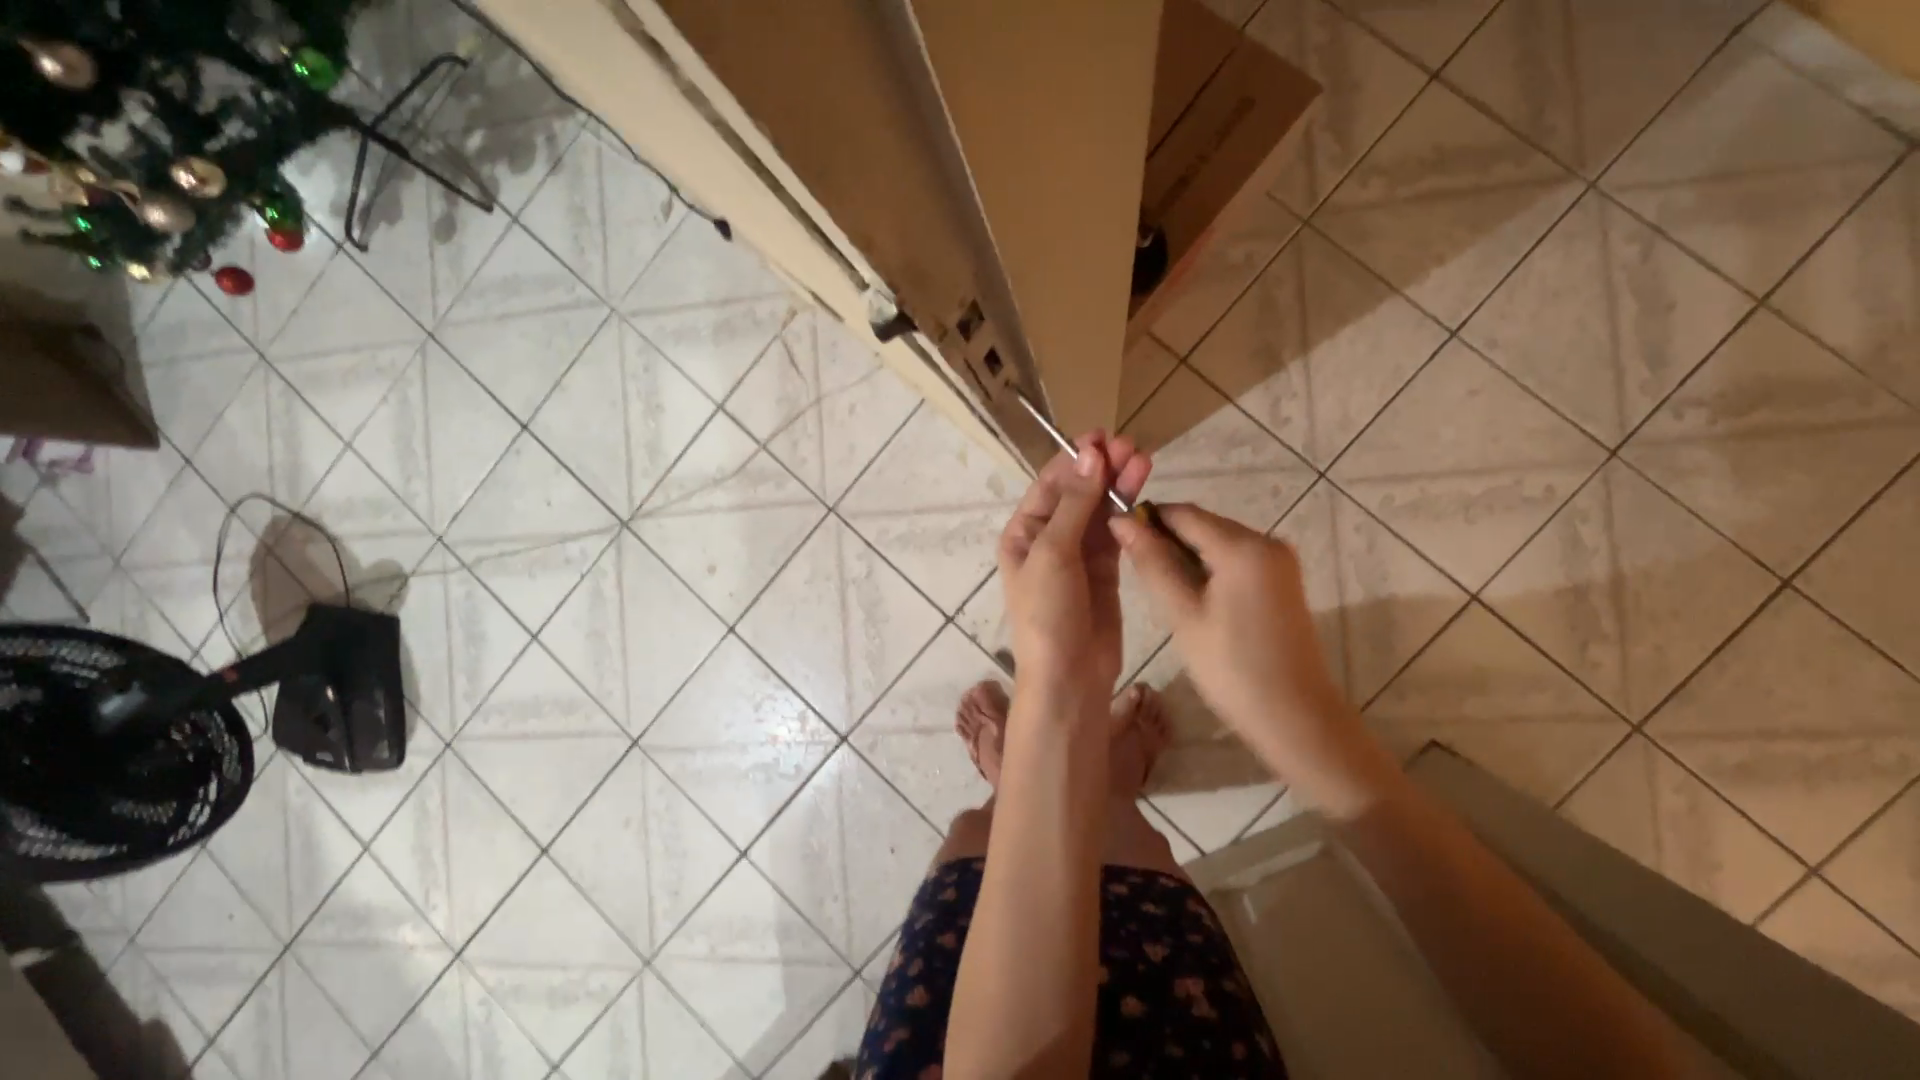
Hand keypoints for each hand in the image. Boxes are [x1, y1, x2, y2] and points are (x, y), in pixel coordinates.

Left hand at [999, 433, 1150, 709]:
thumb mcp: (1054, 553)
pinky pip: (1116, 535)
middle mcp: (1048, 540)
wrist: (1068, 676)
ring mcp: (1077, 557)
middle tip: (1131, 445)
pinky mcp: (1105, 573)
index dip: (1074, 459)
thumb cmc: (1048, 613)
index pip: (1050, 485)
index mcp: (1023, 533)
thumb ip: (1075, 503)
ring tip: (1144, 459)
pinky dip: (1128, 513)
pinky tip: (1144, 492)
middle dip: (1101, 468)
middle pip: (1078, 494)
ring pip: (1100, 511)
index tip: (1102, 436)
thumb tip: (1090, 454)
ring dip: (1119, 486)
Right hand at [1111, 504, 1399, 817]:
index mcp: (1243, 546)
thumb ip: (1152, 564)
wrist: (1297, 718)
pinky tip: (1192, 598)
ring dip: (1187, 556)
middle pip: (1203, 524)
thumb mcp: (1183, 616)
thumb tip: (1120, 520)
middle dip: (1167, 540)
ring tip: (1160, 589)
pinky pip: (1237, 560)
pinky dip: (1210, 570)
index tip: (1115, 539)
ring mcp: (1280, 560)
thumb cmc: (1233, 670)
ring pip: (1219, 542)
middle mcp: (1267, 541)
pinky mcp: (1283, 580)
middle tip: (1135, 573)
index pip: (1183, 513)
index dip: (1146, 520)